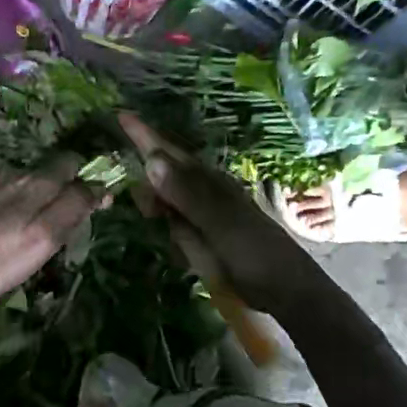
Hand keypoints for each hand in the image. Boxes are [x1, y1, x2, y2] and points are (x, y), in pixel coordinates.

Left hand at [0, 153, 99, 323]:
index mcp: (40, 179)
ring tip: (57, 221)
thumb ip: (77, 205)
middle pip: (57, 169)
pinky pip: (19, 192)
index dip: (93, 176)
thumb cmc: (5, 256)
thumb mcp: (49, 234)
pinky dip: (32, 201)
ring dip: (52, 194)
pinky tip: (28, 222)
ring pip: (38, 181)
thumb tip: (101, 185)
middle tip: (82, 213)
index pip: (76, 162)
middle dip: (74, 184)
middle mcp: (20, 174)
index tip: (104, 199)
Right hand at [118, 112, 324, 317]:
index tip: (120, 116)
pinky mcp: (206, 243)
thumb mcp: (220, 223)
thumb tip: (152, 160)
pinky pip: (179, 232)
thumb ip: (187, 194)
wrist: (287, 290)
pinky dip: (175, 241)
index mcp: (209, 184)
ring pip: (169, 207)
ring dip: (163, 218)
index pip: (170, 154)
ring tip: (172, 237)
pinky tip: (184, 255)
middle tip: (150, 214)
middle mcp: (204, 196)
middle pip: (164, 180)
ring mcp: (205, 219)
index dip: (145, 136)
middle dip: (150, 191)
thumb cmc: (256, 253)